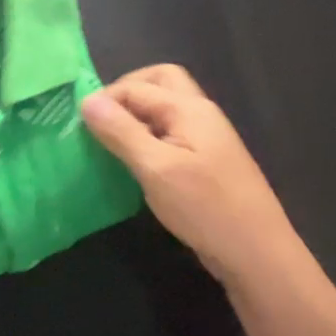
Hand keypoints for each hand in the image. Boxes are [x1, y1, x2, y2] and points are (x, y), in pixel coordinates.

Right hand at [80, 65, 292, 284]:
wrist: (257, 253)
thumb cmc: (205, 208)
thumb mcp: (156, 169)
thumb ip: (121, 132)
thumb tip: (87, 100)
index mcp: (190, 108)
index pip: (137, 86)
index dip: (105, 99)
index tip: (79, 126)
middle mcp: (200, 114)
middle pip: (160, 82)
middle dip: (126, 92)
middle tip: (100, 120)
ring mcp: (206, 138)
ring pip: (166, 108)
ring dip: (137, 116)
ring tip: (110, 141)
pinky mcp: (205, 162)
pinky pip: (171, 133)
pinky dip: (148, 137)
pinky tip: (134, 162)